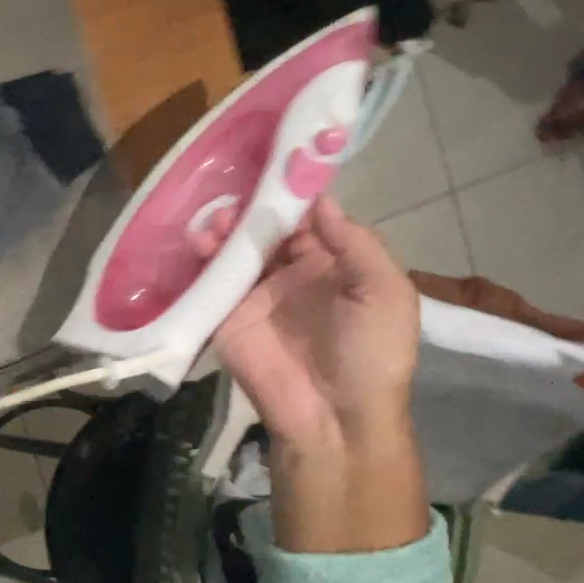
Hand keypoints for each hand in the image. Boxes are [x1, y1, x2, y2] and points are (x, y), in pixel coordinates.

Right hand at [211, 195, 419, 446]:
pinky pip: (211, 287)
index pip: (308, 221)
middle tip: (237, 197)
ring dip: (224, 234)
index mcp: (333, 266)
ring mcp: (255, 299)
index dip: (294, 196)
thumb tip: (321, 201)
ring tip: (216, 222)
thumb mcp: (385, 291)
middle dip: (251, 212)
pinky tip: (198, 245)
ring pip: (235, 255)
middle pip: (265, 234)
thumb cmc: (371, 353)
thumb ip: (355, 244)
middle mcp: (291, 277)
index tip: (279, 167)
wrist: (332, 415)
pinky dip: (201, 265)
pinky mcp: (225, 322)